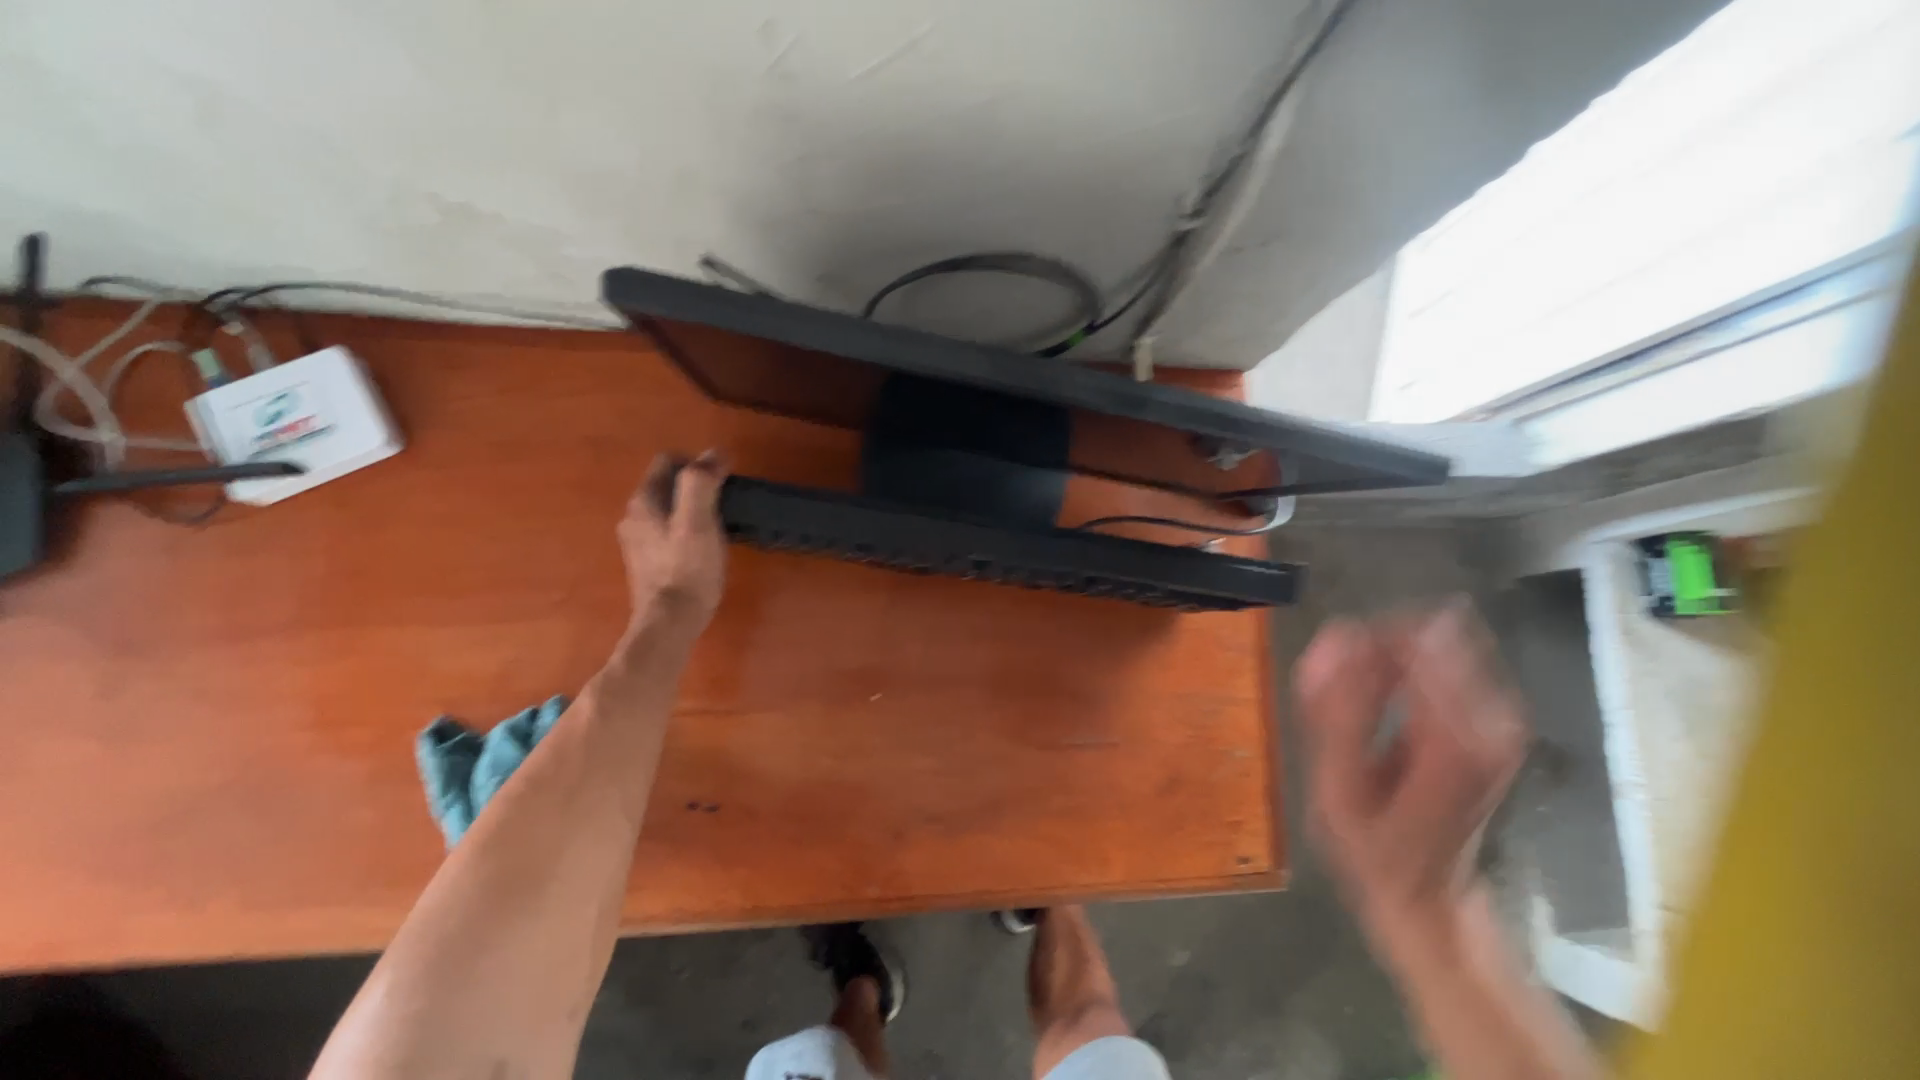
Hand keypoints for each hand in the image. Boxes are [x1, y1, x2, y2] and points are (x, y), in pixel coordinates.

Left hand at [616, 451, 728, 637]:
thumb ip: (702, 482)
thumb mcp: (699, 521)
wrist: (669, 623)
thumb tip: (714, 453)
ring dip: (691, 512)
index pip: (669, 461)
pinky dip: (684, 534)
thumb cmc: (688, 569)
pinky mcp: (646, 564)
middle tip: (725, 506)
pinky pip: (666, 534)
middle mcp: (633, 516)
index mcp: (644, 500)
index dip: (699, 465)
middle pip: (667, 486)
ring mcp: (636, 542)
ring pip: (666, 511)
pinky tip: (701, 553)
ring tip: (717, 530)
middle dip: (696, 488)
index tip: (724, 483)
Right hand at [1294, 603, 1526, 949]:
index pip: (1416, 638)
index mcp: (1455, 734)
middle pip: (1432, 633)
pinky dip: (1408, 670)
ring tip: (1359, 699)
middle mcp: (1495, 718)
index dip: (1364, 640)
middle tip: (1340, 687)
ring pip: (1441, 643)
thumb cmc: (1373, 847)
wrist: (1427, 892)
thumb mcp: (1337, 787)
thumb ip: (1335, 709)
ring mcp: (1504, 719)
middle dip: (1378, 647)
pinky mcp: (1500, 720)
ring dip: (1391, 657)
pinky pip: (1449, 663)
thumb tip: (1332, 636)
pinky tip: (1383, 703)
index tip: (1328, 670)